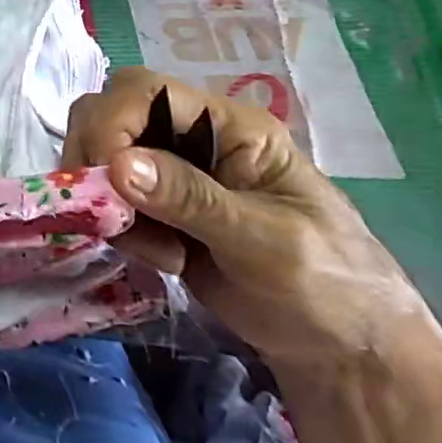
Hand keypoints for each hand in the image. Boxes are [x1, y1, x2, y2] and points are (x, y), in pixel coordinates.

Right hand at [62, 67, 430, 373]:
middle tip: (112, 211)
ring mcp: (171, 174)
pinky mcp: (155, 210)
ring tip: (151, 248)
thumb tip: (117, 165)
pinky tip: (160, 259)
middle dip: (95, 157)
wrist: (346, 352)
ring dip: (105, 199)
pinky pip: (107, 199)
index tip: (108, 180)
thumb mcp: (268, 242)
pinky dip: (115, 227)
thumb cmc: (330, 287)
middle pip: (108, 111)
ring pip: (100, 155)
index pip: (145, 91)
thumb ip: (192, 199)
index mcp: (230, 127)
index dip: (112, 123)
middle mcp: (193, 138)